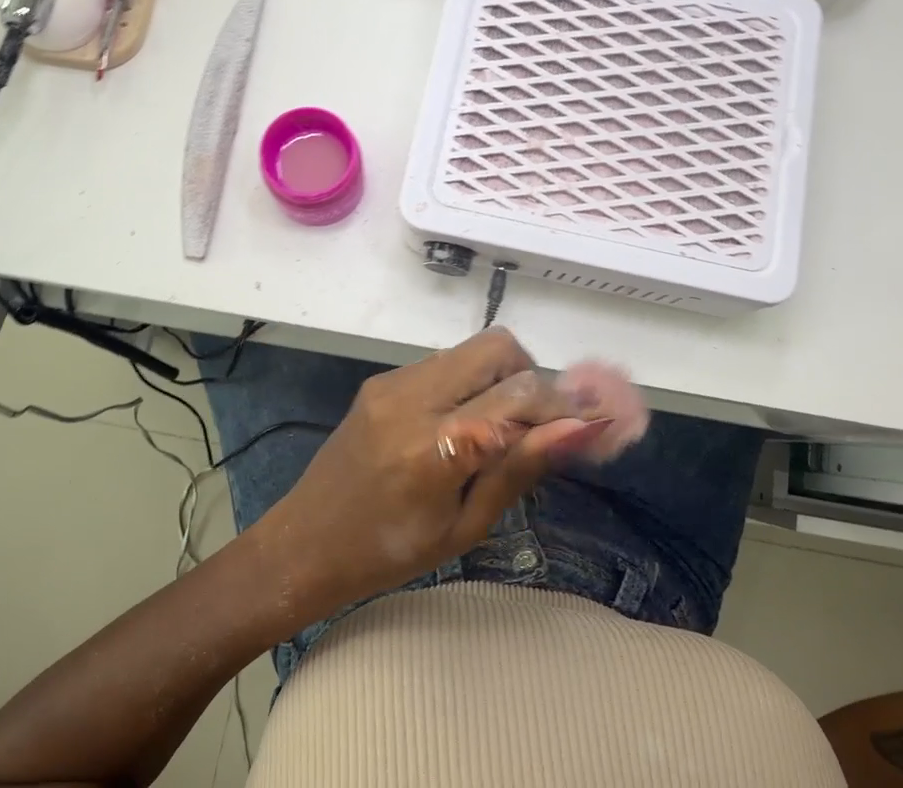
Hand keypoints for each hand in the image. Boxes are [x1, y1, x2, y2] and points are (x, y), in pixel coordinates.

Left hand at [252, 328, 608, 608]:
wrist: (304, 544)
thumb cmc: (389, 555)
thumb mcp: (465, 526)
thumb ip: (519, 469)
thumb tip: (576, 430)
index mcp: (435, 445)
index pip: (520, 396)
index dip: (565, 405)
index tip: (598, 418)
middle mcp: (413, 397)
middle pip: (498, 347)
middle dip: (532, 376)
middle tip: (539, 421)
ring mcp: (392, 383)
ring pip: (471, 349)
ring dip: (501, 377)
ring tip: (501, 428)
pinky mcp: (380, 382)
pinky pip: (443, 364)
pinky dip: (469, 383)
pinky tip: (463, 426)